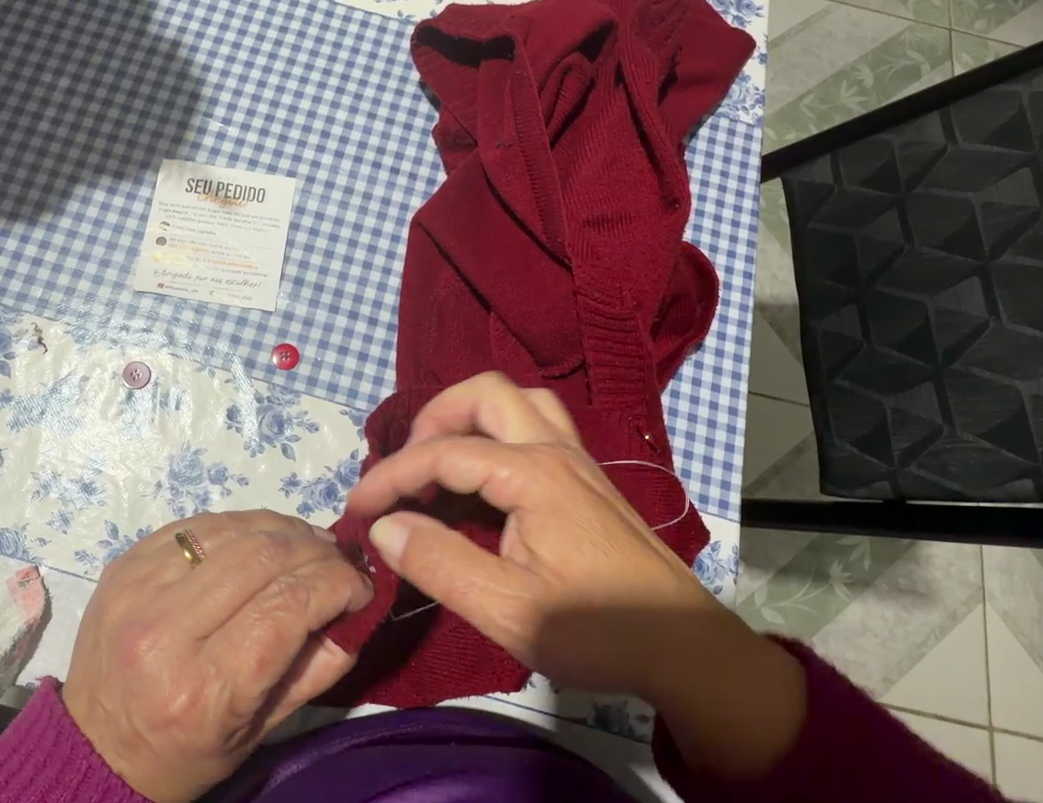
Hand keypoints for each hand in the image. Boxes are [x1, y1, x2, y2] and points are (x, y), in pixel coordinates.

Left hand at [62, 510, 373, 802]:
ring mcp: (139, 587)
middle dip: (317, 550)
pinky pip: (200, 524)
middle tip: (340, 559)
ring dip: (284, 529)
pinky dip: (242, 526)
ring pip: (235, 529)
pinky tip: (261, 540)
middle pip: (264, 556)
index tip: (359, 584)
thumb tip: (359, 607)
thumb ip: (316, 668)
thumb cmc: (185, 752)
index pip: (288, 605)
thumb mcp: (260, 731)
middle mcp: (166, 630)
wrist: (93, 747)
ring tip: (308, 544)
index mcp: (203, 688)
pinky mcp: (125, 562)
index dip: (336, 583)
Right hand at [343, 372, 805, 778]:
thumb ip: (439, 562)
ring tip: (443, 461)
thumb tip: (385, 526)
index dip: (390, 477)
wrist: (684, 648)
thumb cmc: (595, 630)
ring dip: (471, 417)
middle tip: (407, 469)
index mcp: (532, 475)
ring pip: (518, 401)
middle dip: (434, 418)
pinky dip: (497, 432)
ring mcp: (577, 460)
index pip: (443, 453)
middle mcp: (555, 450)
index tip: (357, 511)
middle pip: (486, 392)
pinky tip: (486, 478)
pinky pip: (536, 425)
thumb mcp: (505, 609)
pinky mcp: (587, 479)